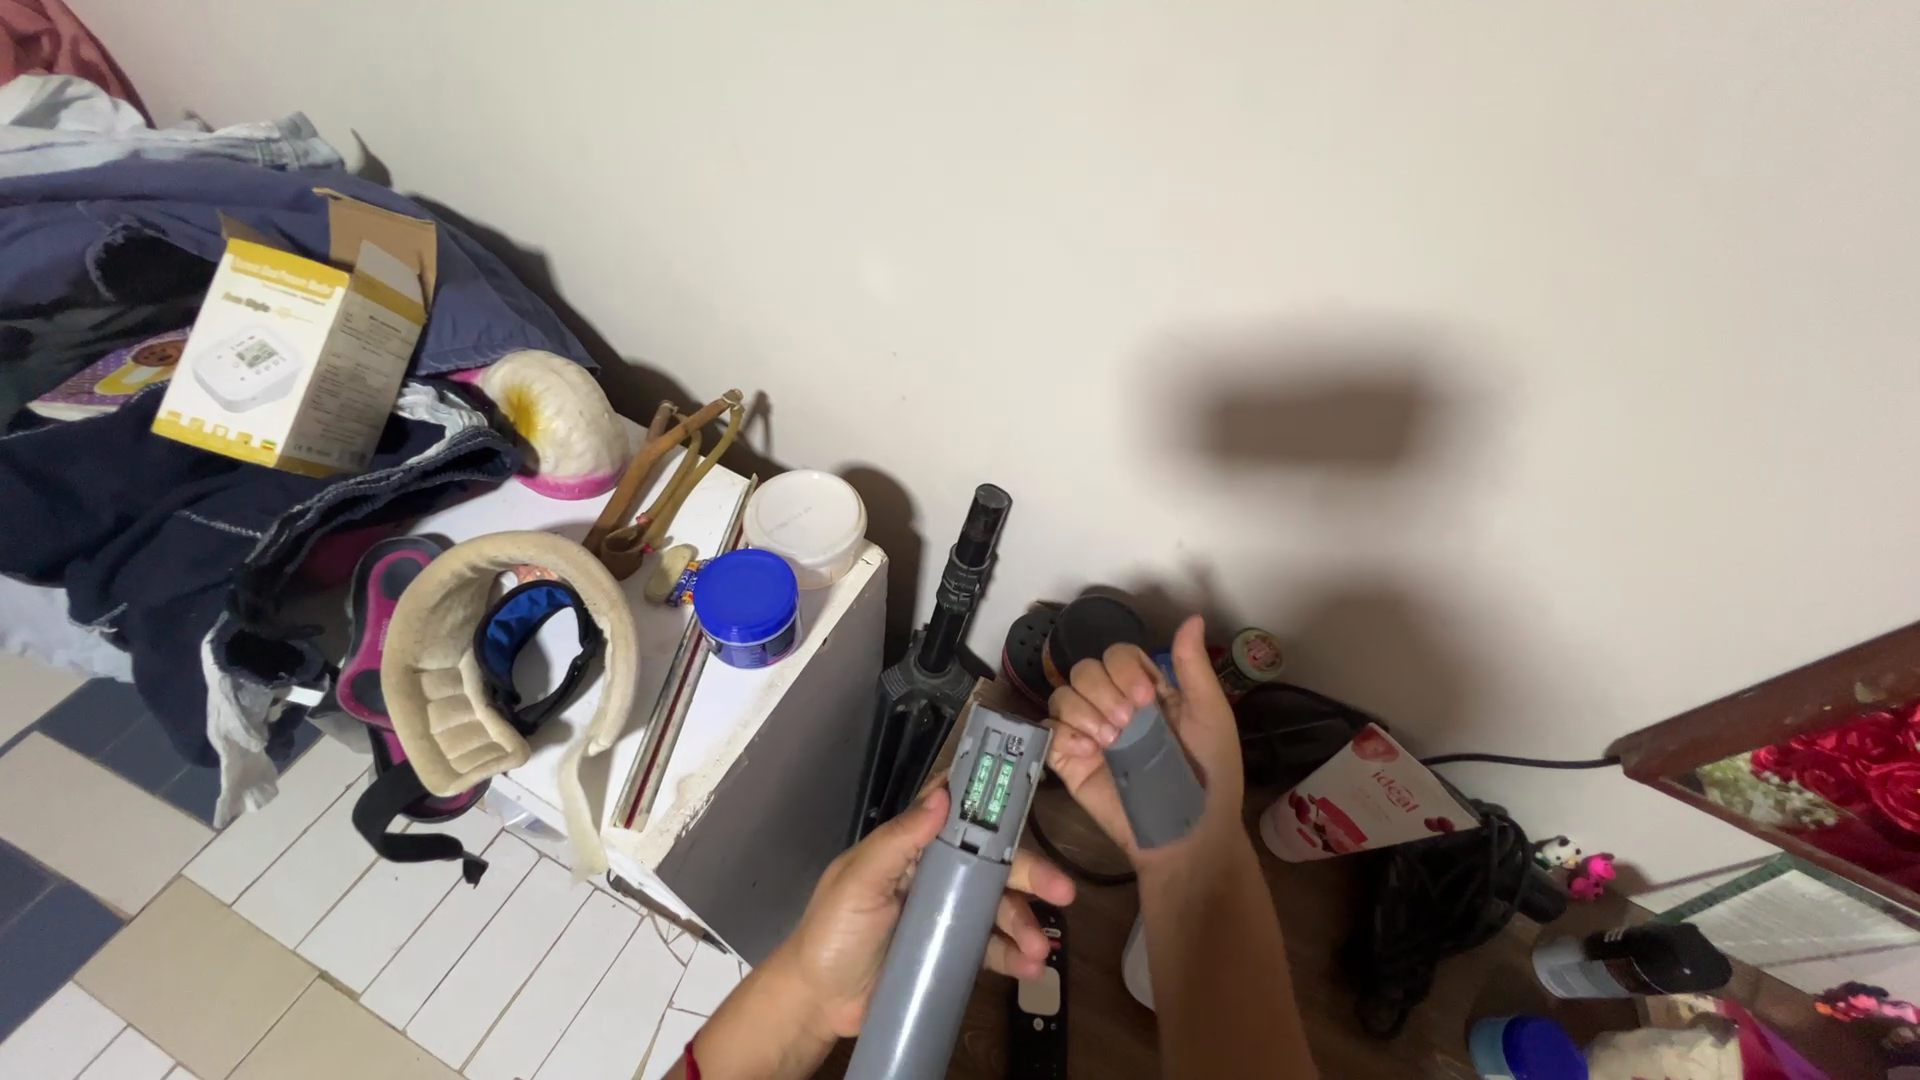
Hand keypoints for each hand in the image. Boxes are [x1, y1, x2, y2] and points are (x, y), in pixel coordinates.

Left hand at [769, 786, 1075, 1038]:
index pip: (956, 812)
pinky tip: (1030, 967)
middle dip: (1028, 872)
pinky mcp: (950, 950)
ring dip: (1025, 921)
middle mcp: (935, 872)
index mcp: (911, 845)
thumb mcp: (859, 879)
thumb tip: (943, 795)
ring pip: (997, 905)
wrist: (817, 1004)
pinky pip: (989, 946)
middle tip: (1062, 890)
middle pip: (990, 861)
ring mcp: (945, 912)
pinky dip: (1014, 954)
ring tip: (1041, 949)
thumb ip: (898, 839)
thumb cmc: (832, 931)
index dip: (991, 801)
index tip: (1030, 797)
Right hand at [1045, 614, 1245, 865]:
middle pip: (1084, 669)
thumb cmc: (1209, 776)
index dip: (1125, 669)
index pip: (1117, 654)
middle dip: (1104, 691)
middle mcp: (1112, 704)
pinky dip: (1064, 732)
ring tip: (1110, 742)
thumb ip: (1193, 667)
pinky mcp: (1068, 760)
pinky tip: (1088, 751)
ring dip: (1086, 711)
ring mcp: (1088, 732)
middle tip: (1128, 724)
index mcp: (1144, 689)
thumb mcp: (1211, 716)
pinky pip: (1049, 729)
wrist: (1189, 835)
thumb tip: (1192, 618)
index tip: (1147, 699)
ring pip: (1063, 693)